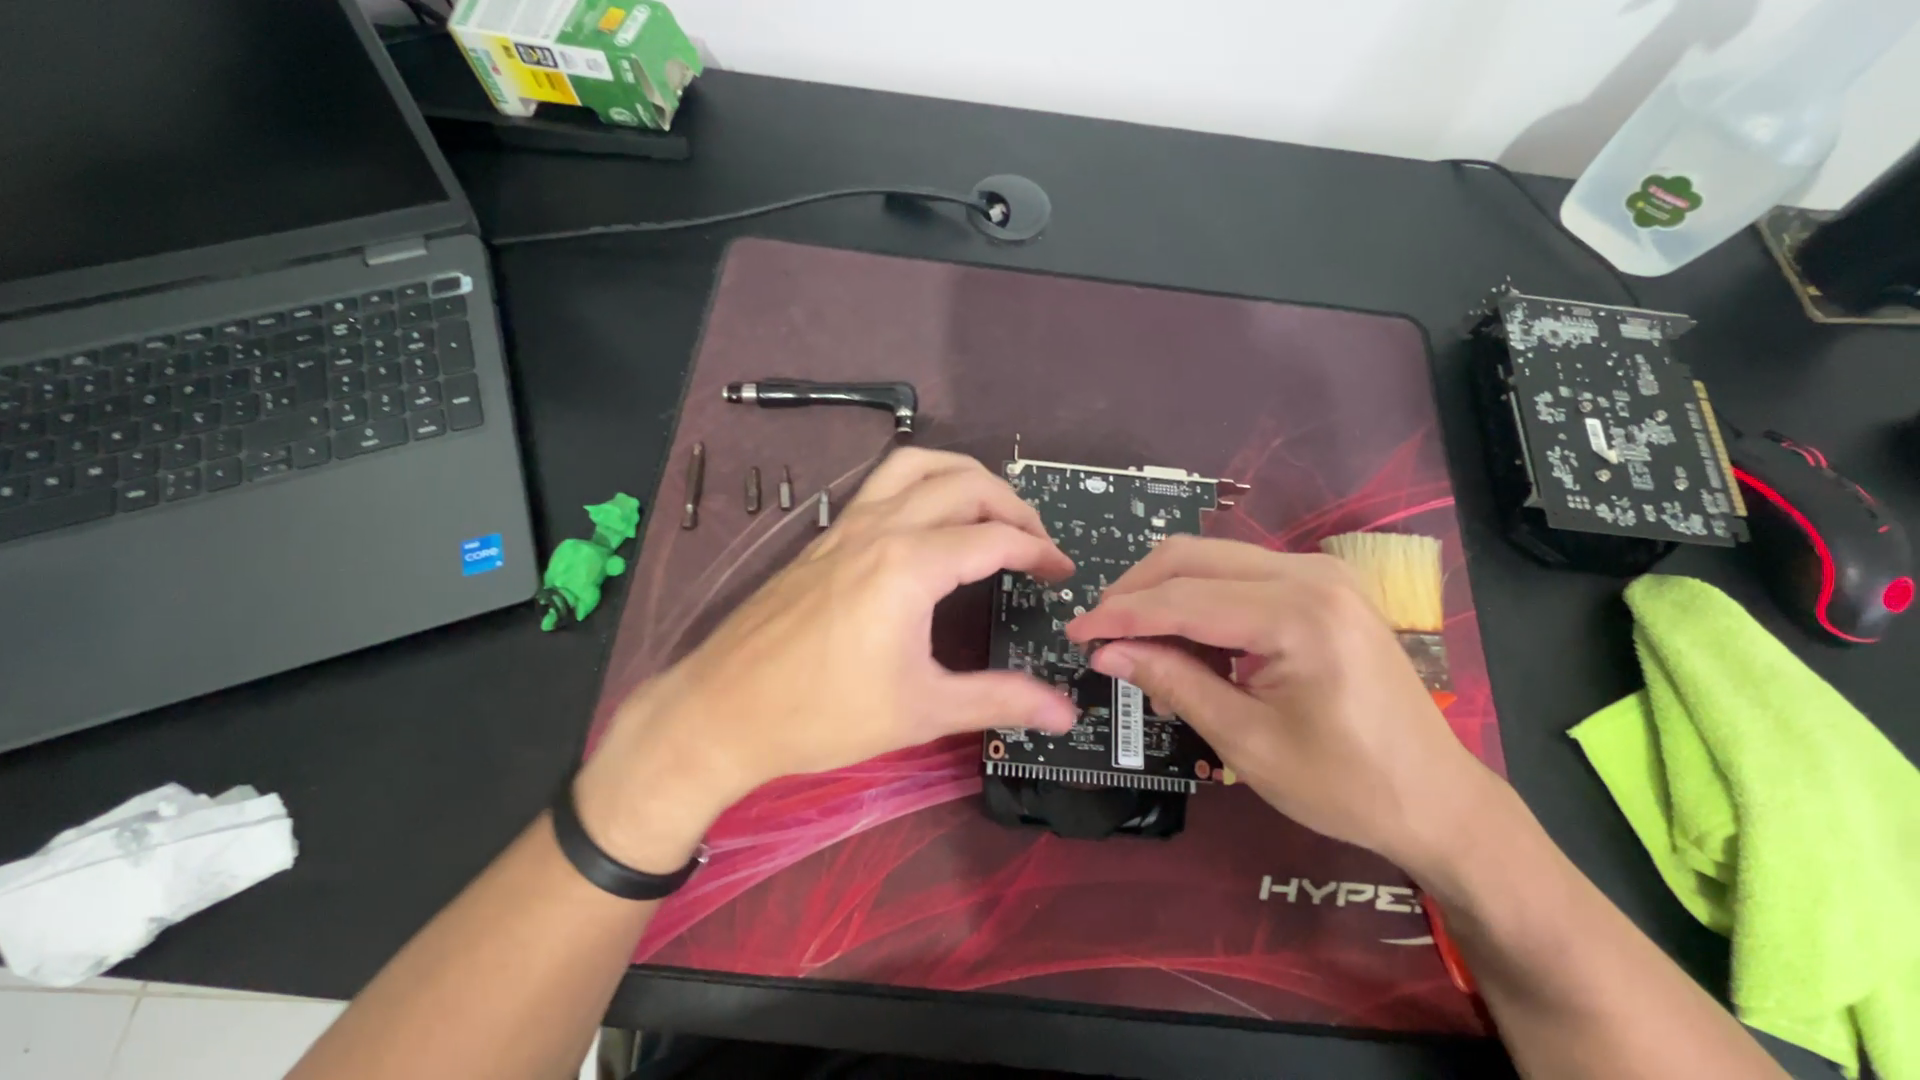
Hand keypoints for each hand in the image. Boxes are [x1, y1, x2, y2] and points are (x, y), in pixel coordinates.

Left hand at [576, 448, 1078, 870]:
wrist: (722, 711)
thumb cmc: (823, 714)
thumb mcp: (922, 711)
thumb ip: (999, 700)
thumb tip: (1064, 712)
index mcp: (909, 565)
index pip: (995, 538)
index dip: (1039, 551)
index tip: (1061, 573)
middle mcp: (881, 528)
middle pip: (964, 484)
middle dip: (1012, 504)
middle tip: (1036, 541)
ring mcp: (846, 527)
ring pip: (917, 466)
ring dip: (964, 476)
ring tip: (991, 508)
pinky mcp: (823, 538)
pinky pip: (883, 484)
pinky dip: (922, 483)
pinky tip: (928, 521)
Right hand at [1064, 536, 1493, 874]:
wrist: (1435, 798)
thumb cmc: (1343, 784)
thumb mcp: (1245, 741)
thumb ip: (1173, 683)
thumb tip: (1107, 652)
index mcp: (1298, 614)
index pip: (1183, 598)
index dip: (1120, 614)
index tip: (1074, 633)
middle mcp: (1312, 574)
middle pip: (1194, 557)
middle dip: (1136, 591)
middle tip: (1099, 635)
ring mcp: (1323, 574)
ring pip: (1214, 560)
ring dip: (1167, 596)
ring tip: (1143, 653)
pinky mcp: (1325, 587)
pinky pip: (1242, 577)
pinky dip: (1203, 603)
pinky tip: (1190, 648)